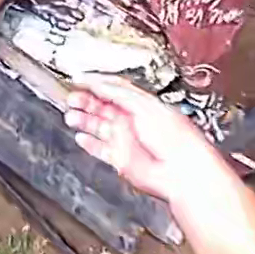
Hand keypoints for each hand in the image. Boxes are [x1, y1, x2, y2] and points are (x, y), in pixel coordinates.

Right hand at [65, 78, 240, 213]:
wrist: (183, 174)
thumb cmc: (177, 139)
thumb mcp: (145, 105)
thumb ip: (119, 92)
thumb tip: (97, 82)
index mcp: (140, 105)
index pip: (112, 89)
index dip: (94, 84)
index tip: (77, 79)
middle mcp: (131, 121)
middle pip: (101, 106)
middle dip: (84, 101)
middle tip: (71, 98)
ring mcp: (125, 140)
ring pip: (97, 126)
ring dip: (83, 119)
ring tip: (71, 116)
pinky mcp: (120, 159)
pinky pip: (99, 149)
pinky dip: (88, 143)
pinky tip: (80, 137)